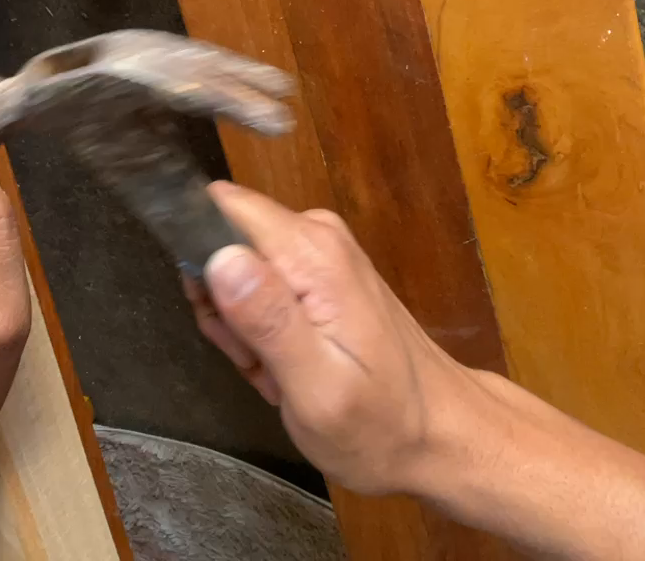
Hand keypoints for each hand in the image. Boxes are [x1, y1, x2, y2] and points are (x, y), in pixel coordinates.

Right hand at [183, 182, 484, 494]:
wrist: (444, 436)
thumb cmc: (381, 426)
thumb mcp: (315, 389)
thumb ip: (266, 319)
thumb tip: (219, 257)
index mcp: (310, 251)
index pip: (220, 207)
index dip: (200, 259)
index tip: (219, 317)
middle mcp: (314, 231)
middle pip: (224, 240)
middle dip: (224, 305)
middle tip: (258, 361)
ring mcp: (319, 246)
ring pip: (237, 265)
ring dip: (242, 324)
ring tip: (278, 370)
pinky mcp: (320, 265)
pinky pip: (259, 281)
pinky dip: (261, 327)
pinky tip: (287, 364)